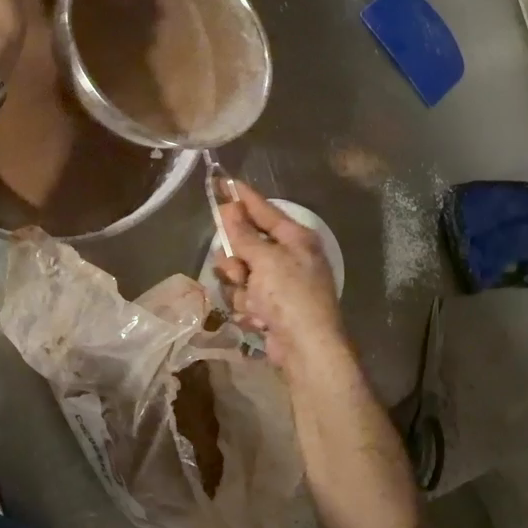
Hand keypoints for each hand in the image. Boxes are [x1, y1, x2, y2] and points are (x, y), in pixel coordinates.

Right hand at [212, 182, 348, 370]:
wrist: (305, 347)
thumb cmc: (291, 295)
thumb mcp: (266, 260)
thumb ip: (244, 234)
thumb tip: (229, 208)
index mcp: (295, 239)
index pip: (264, 210)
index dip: (242, 197)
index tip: (222, 181)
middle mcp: (288, 257)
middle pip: (245, 244)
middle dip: (236, 259)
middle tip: (238, 269)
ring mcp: (278, 284)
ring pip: (239, 273)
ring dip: (241, 288)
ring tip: (253, 301)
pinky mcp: (269, 307)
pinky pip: (244, 296)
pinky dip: (248, 307)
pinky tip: (259, 318)